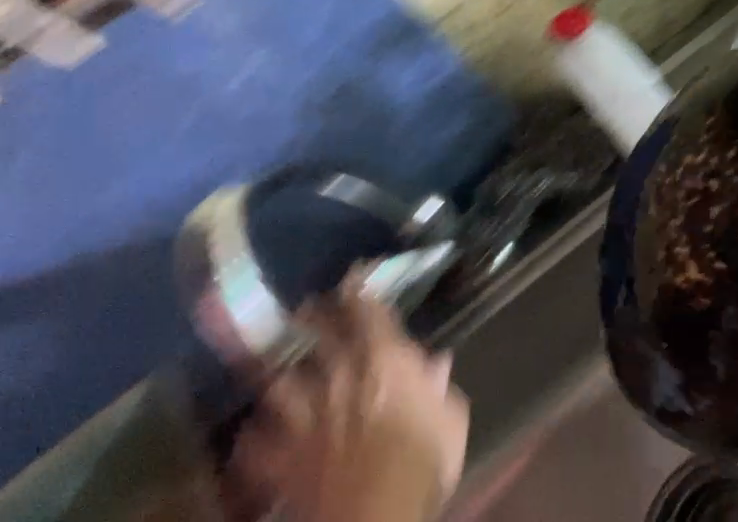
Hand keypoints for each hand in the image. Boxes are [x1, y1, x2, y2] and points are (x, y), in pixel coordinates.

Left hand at [230, 287, 469, 521]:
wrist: (373, 513)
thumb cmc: (425, 458)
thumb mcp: (450, 415)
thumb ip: (437, 386)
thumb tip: (433, 364)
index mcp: (383, 360)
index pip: (366, 310)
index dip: (358, 288)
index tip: (354, 273)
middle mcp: (335, 376)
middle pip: (315, 335)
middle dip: (313, 316)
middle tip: (310, 307)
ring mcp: (298, 417)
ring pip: (275, 382)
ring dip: (277, 374)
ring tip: (275, 367)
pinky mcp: (272, 457)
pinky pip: (253, 439)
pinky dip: (258, 433)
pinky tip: (260, 432)